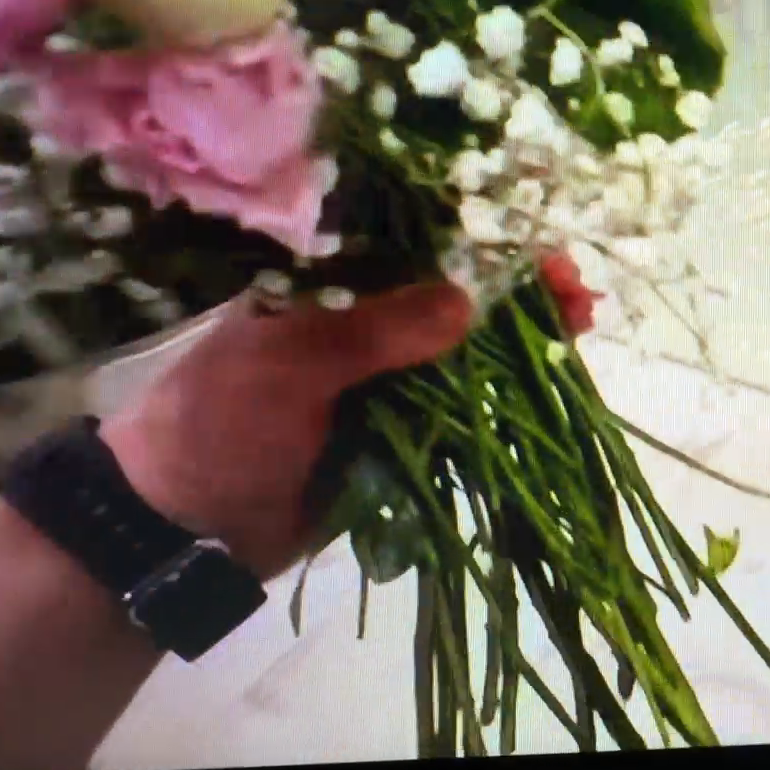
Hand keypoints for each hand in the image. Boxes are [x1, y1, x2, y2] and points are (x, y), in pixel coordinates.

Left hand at [100, 253, 599, 578]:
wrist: (187, 530)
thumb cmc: (219, 427)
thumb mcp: (285, 368)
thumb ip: (373, 332)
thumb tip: (469, 303)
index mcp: (338, 282)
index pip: (425, 243)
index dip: (486, 239)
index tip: (537, 249)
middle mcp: (376, 316)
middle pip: (467, 288)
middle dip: (524, 284)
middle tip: (576, 292)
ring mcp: (401, 370)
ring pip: (480, 339)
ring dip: (531, 330)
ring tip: (582, 321)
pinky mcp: (418, 418)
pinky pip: (476, 393)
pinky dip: (516, 382)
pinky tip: (554, 372)